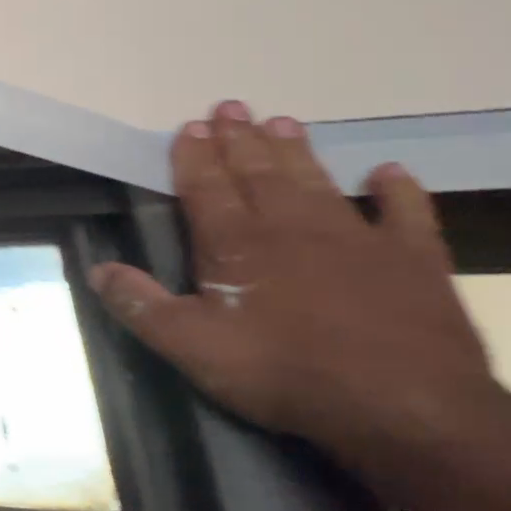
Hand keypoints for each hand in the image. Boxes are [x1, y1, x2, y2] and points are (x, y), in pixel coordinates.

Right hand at [90, 100, 498, 455]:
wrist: (401, 402)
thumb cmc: (280, 371)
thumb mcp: (187, 345)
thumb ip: (139, 304)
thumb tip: (97, 269)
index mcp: (235, 244)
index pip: (207, 188)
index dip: (194, 156)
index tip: (189, 127)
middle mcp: (292, 227)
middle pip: (259, 173)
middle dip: (241, 140)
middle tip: (231, 107)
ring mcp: (357, 238)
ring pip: (317, 182)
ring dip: (296, 152)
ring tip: (282, 122)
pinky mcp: (413, 260)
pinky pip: (406, 214)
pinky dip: (398, 191)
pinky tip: (389, 173)